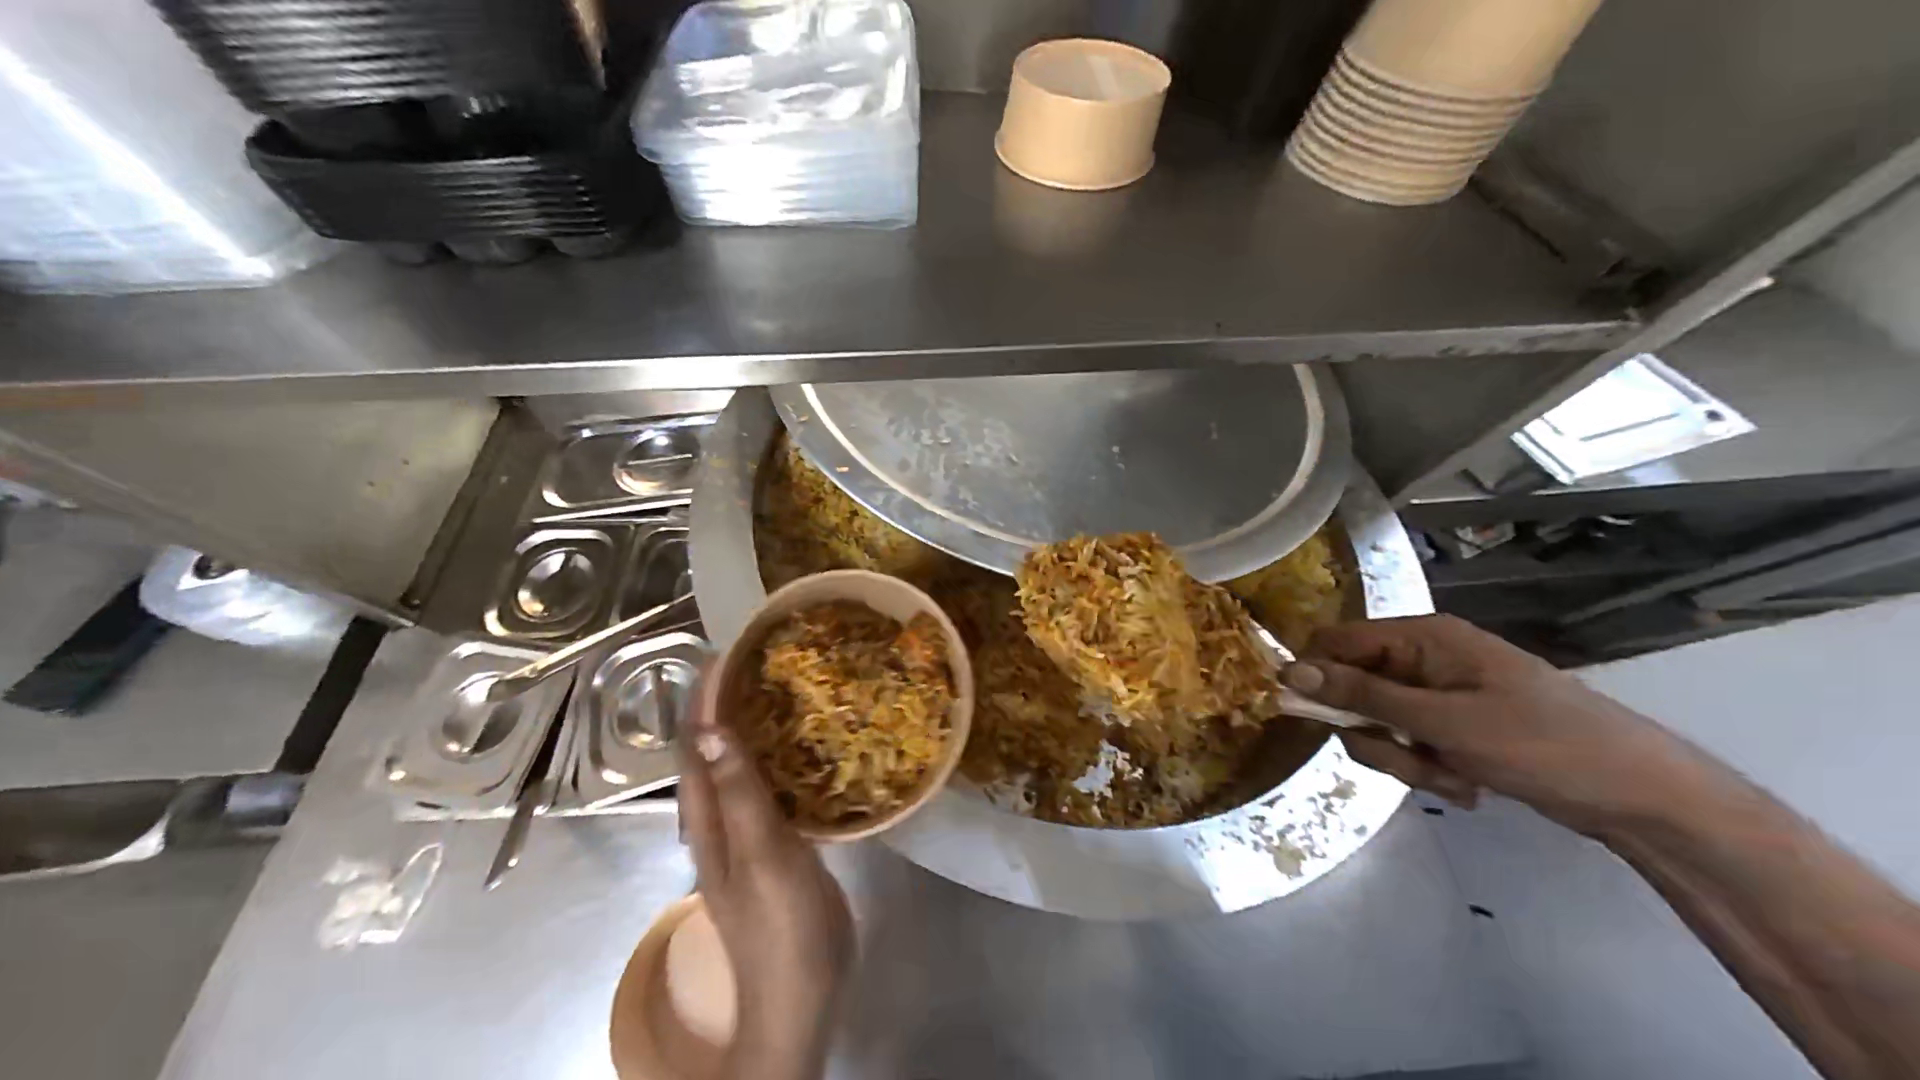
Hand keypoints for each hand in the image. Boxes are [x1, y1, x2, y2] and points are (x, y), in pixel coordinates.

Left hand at [678, 692, 852, 1079]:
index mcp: (708, 819)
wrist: (800, 996)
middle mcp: (720, 820)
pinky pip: (768, 786)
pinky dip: (776, 756)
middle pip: (713, 750)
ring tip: (776, 687)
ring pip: (740, 766)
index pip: (697, 744)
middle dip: (724, 703)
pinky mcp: (776, 844)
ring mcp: (748, 834)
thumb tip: (712, 729)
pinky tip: (801, 744)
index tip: (725, 652)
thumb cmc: (781, 927)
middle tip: (755, 660)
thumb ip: (740, 793)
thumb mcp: (762, 855)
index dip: (705, 698)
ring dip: (750, 726)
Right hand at [1286, 615, 1735, 836]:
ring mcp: (1438, 694)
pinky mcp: (1451, 725)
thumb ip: (1363, 695)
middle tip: (1411, 759)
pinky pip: (1407, 743)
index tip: (1315, 717)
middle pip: (1353, 688)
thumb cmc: (1543, 744)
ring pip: (1377, 723)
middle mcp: (1423, 659)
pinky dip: (1426, 767)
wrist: (1640, 796)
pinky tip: (1465, 783)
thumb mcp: (1443, 720)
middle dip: (1374, 733)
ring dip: (1403, 758)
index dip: (1317, 676)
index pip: (1337, 642)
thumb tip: (1291, 672)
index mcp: (1423, 637)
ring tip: (1451, 777)